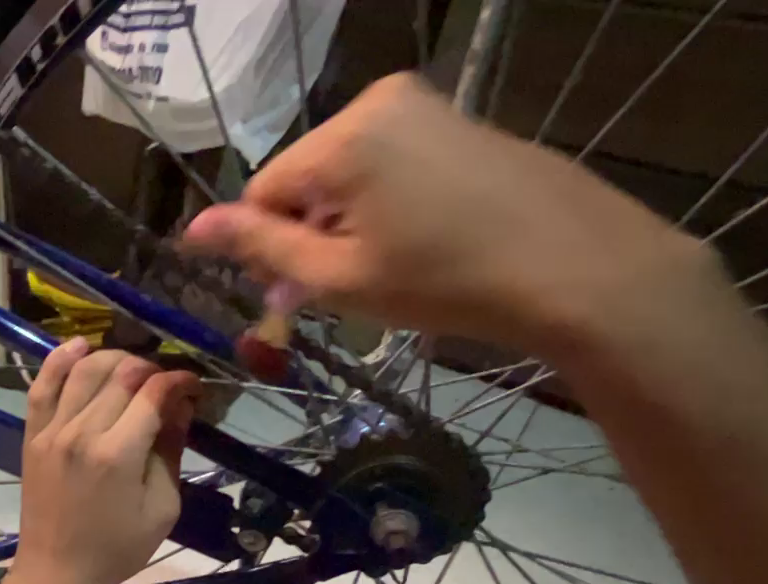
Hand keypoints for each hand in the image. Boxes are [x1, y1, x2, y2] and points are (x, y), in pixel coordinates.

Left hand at [11, 339, 199, 583]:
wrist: (57, 571)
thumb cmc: (117, 549)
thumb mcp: (161, 508)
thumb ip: (169, 452)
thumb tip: (179, 407)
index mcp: (118, 455)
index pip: (153, 393)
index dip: (179, 381)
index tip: (192, 387)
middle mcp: (82, 433)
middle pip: (121, 375)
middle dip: (151, 369)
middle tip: (165, 384)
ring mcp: (52, 431)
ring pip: (83, 371)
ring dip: (114, 359)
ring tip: (133, 368)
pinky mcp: (31, 436)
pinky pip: (42, 386)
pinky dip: (60, 360)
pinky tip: (80, 346)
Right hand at [182, 73, 722, 360]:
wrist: (576, 268)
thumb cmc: (443, 281)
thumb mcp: (337, 276)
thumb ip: (260, 247)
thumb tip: (191, 229)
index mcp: (342, 136)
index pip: (262, 192)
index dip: (267, 249)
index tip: (294, 296)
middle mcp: (378, 102)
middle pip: (302, 180)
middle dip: (305, 236)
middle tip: (338, 291)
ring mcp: (423, 106)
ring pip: (342, 175)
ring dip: (340, 226)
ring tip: (380, 273)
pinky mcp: (454, 122)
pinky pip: (385, 165)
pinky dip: (379, 207)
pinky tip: (413, 244)